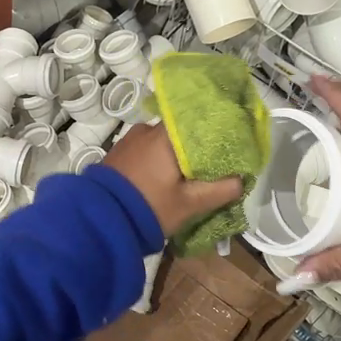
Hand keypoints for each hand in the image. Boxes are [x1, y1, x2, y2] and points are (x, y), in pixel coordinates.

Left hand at [100, 122, 242, 239]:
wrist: (99, 219)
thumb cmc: (150, 206)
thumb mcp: (190, 203)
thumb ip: (219, 190)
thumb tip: (241, 180)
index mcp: (166, 134)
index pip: (197, 121)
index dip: (215, 133)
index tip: (228, 144)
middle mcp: (147, 130)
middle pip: (180, 132)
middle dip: (195, 147)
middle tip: (212, 164)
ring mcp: (129, 140)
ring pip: (161, 142)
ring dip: (175, 155)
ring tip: (188, 173)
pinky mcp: (117, 154)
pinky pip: (146, 151)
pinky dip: (158, 160)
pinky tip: (164, 175)